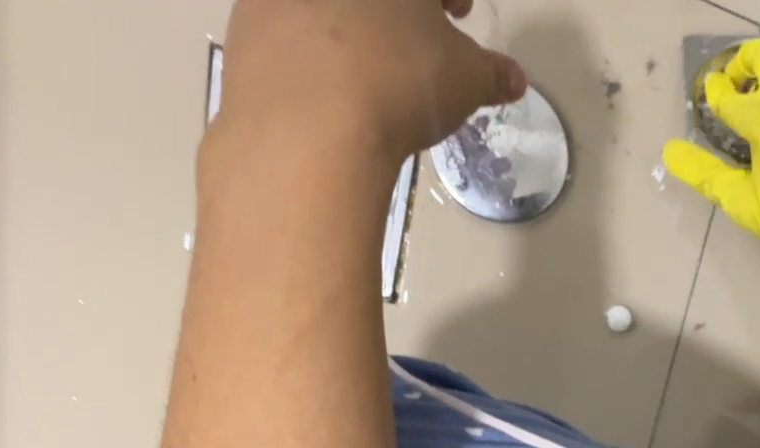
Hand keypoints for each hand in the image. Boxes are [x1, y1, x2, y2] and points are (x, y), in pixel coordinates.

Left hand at [215, 0, 526, 172]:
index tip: (461, 11)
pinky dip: (315, 49)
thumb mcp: (467, 81)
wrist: (307, 124)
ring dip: (355, 25)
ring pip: (330, 8)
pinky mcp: (245, 26)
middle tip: (421, 34)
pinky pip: (290, 27)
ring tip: (375, 68)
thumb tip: (514, 78)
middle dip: (403, 8)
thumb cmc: (400, 82)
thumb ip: (493, 74)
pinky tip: (333, 88)